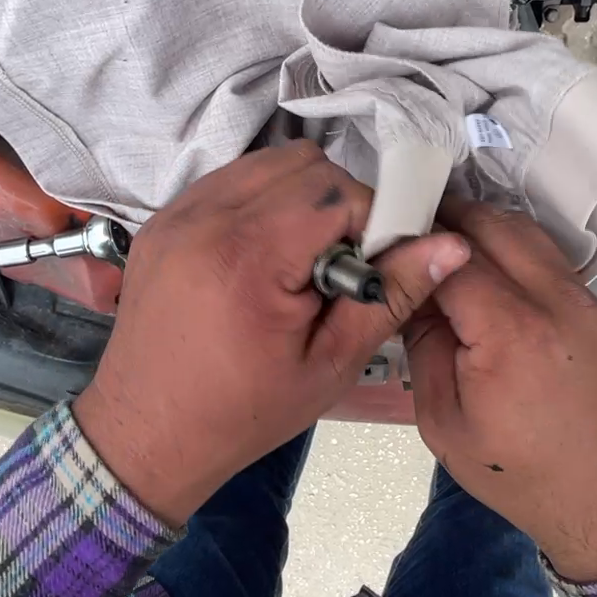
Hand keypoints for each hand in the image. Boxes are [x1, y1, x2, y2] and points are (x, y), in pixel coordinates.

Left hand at [74, 143, 469, 525]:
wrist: (144, 434)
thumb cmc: (243, 411)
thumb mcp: (331, 363)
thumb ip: (389, 294)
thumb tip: (452, 245)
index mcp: (249, 256)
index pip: (336, 191)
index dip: (371, 219)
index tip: (372, 261)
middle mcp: (207, 217)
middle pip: (304, 165)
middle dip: (339, 202)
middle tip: (339, 260)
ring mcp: (177, 212)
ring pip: (267, 162)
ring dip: (301, 195)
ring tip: (301, 254)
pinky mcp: (163, 218)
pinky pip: (231, 178)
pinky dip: (263, 198)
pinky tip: (264, 249)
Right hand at [404, 197, 596, 581]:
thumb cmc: (519, 474)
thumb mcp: (443, 421)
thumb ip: (424, 344)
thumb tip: (410, 291)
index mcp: (511, 332)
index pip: (450, 257)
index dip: (412, 247)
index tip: (385, 251)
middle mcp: (552, 298)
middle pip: (489, 223)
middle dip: (444, 220)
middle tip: (408, 238)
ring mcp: (579, 295)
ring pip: (521, 227)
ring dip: (479, 224)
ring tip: (443, 248)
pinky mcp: (592, 302)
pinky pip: (544, 250)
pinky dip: (509, 242)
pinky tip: (484, 267)